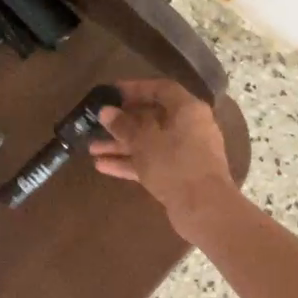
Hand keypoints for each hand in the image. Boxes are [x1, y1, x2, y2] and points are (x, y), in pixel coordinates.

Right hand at [89, 78, 236, 221]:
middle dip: (122, 123)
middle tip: (97, 124)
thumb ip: (123, 125)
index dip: (135, 88)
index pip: (161, 89)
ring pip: (149, 143)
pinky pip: (152, 162)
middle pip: (152, 118)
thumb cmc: (175, 164)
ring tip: (92, 149)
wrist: (204, 209)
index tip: (111, 93)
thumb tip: (106, 112)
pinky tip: (103, 166)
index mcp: (187, 110)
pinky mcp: (180, 174)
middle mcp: (190, 127)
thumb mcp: (144, 141)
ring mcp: (186, 152)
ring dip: (121, 145)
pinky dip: (131, 163)